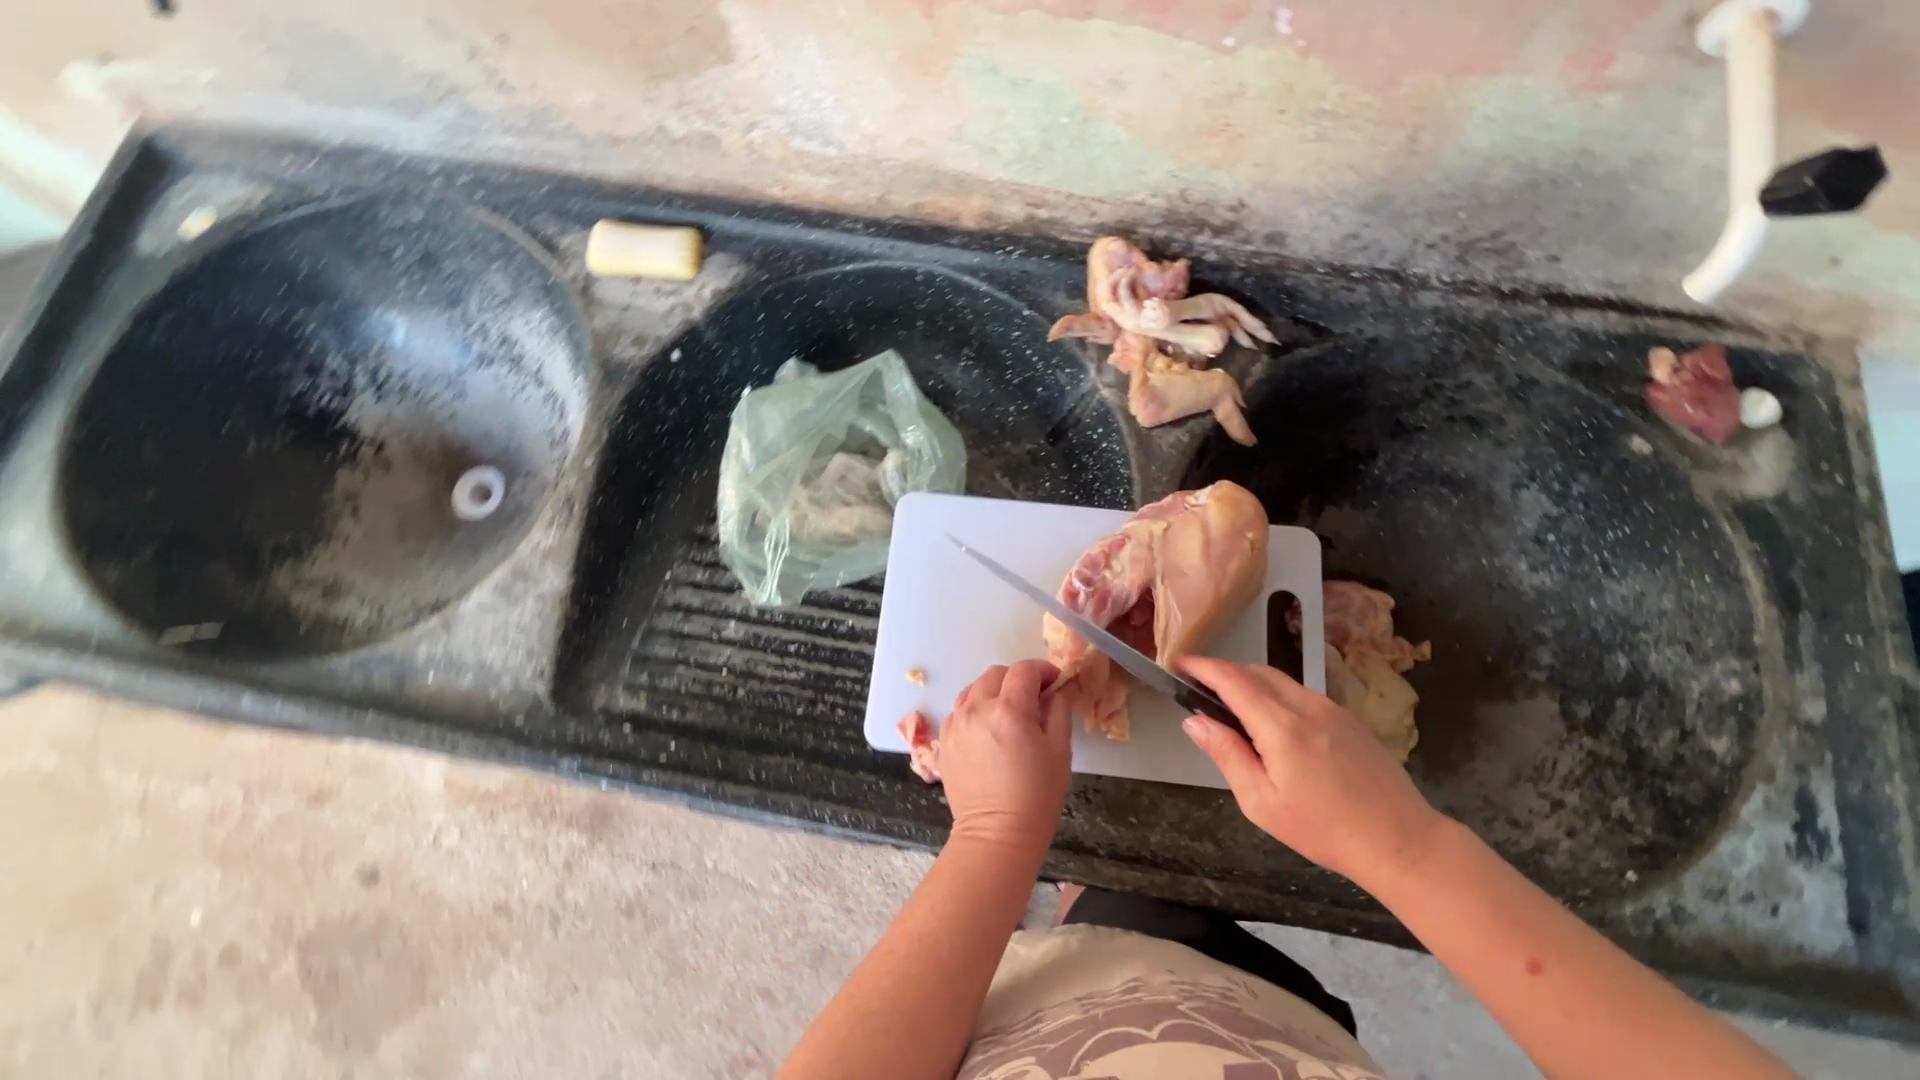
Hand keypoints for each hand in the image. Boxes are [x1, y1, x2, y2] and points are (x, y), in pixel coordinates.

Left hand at [940, 660, 1074, 855]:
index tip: (1054, 683)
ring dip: (993, 692)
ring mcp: (955, 724)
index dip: (1043, 670)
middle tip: (1034, 699)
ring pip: (974, 689)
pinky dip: (975, 710)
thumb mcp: (1060, 750)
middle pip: (996, 674)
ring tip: (1008, 714)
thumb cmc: (1037, 795)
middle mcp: (976, 709)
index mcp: (1009, 710)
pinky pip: (959, 710)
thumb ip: (1058, 710)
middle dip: (1017, 679)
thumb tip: (1057, 689)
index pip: (1025, 670)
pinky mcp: (944, 740)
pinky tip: (988, 731)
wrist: (996, 834)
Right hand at [1178, 657, 1445, 886]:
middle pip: (1256, 672)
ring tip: (1231, 708)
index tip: (1179, 662)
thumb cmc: (1324, 830)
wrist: (1401, 841)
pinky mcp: (1348, 719)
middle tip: (1198, 688)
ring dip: (1250, 683)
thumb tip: (1194, 721)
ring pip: (1281, 681)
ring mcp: (1332, 709)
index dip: (1202, 666)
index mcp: (1281, 726)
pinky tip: (1271, 725)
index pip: (1232, 679)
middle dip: (1223, 672)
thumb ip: (1227, 755)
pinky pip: (1301, 694)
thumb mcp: (1261, 802)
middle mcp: (1307, 706)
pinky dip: (1275, 696)